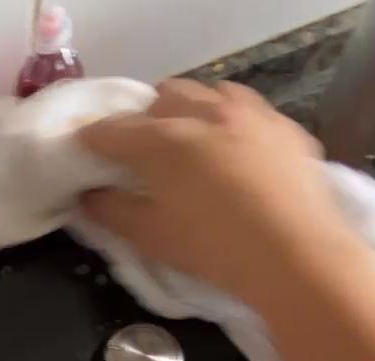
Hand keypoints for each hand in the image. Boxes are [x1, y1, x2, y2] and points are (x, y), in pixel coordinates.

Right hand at [77, 79, 374, 306]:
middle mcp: (206, 113)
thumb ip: (111, 211)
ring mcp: (250, 114)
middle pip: (163, 97)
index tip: (81, 150)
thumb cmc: (210, 247)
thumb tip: (89, 196)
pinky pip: (244, 109)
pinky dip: (224, 122)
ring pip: (207, 94)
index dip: (92, 138)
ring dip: (186, 112)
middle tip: (134, 151)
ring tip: (182, 144)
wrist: (293, 253)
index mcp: (165, 140)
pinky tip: (224, 152)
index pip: (115, 129)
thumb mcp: (148, 236)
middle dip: (143, 118)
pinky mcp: (282, 127)